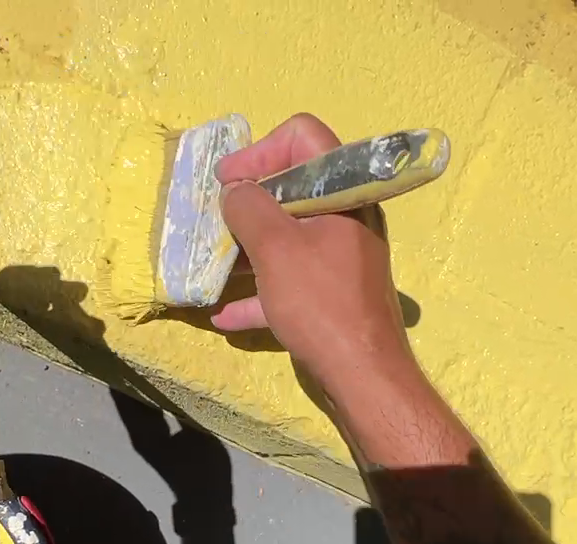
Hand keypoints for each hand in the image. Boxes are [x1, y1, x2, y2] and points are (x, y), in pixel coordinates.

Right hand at [212, 114, 417, 405]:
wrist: (362, 374)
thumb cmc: (320, 303)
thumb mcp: (276, 249)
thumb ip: (250, 209)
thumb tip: (235, 191)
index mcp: (343, 193)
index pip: (303, 138)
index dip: (260, 150)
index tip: (227, 181)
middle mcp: (345, 220)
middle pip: (291, 192)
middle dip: (248, 206)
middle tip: (216, 222)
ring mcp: (339, 261)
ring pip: (287, 242)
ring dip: (247, 252)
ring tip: (214, 265)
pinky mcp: (331, 299)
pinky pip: (289, 286)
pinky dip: (259, 295)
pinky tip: (226, 315)